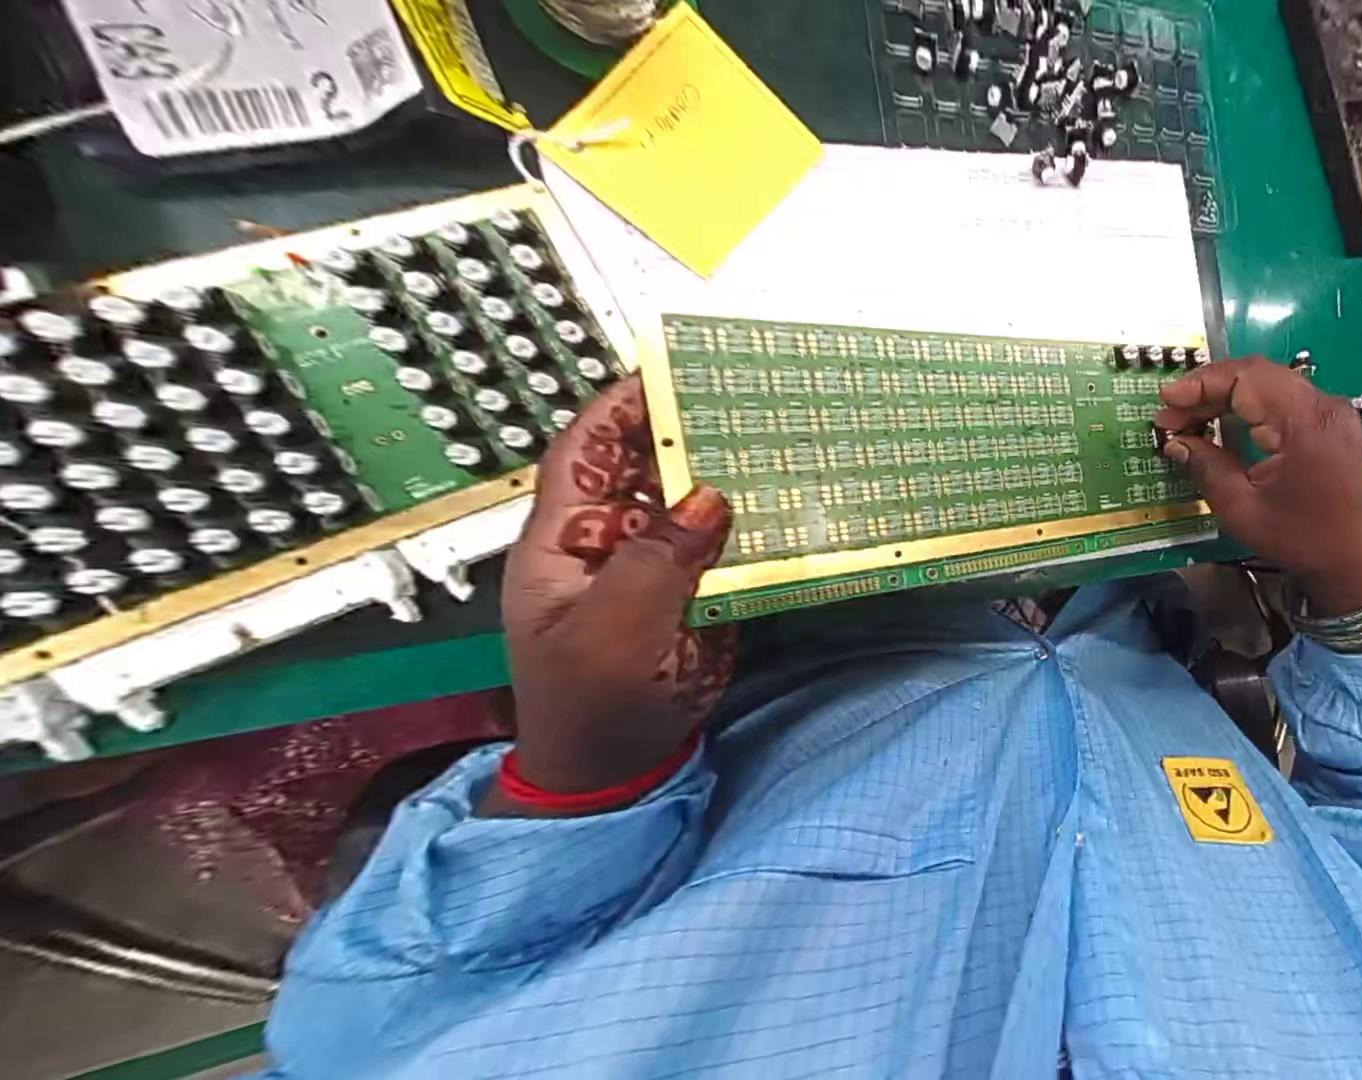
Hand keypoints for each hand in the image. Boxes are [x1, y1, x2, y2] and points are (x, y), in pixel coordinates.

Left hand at [489, 375, 735, 812]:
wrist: (618, 764)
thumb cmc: (592, 704)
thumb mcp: (611, 635)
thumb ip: (653, 564)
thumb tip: (708, 497)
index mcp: (569, 541)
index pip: (588, 454)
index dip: (619, 408)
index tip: (664, 370)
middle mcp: (617, 541)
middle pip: (649, 468)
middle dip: (686, 430)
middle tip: (738, 397)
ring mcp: (661, 565)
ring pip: (693, 503)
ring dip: (726, 473)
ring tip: (771, 438)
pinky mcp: (697, 589)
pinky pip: (724, 543)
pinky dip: (750, 522)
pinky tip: (782, 502)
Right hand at [1153, 357, 1361, 644]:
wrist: (1354, 559)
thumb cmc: (1298, 537)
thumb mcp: (1240, 508)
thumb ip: (1206, 467)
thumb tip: (1176, 442)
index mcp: (1304, 423)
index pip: (1247, 377)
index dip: (1201, 384)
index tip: (1166, 402)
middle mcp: (1322, 406)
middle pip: (1256, 374)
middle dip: (1207, 390)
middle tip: (1169, 416)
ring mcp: (1328, 412)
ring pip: (1267, 384)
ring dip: (1223, 397)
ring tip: (1186, 420)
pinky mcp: (1326, 423)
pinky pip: (1279, 400)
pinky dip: (1244, 406)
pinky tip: (1218, 423)